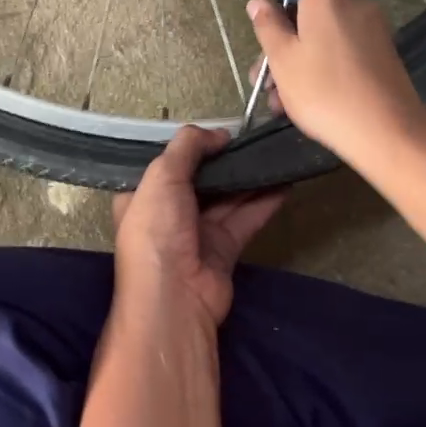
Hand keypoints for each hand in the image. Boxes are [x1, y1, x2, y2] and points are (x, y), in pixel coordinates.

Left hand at [111, 127, 285, 325]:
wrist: (174, 296)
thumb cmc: (157, 229)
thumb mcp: (161, 175)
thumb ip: (187, 147)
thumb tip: (218, 133)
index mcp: (142, 193)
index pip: (166, 163)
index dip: (191, 146)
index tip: (219, 130)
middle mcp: (167, 211)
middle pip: (200, 178)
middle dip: (224, 160)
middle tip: (253, 138)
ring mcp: (196, 231)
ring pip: (226, 197)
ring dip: (248, 178)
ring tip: (272, 153)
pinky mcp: (224, 248)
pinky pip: (245, 219)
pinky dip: (263, 202)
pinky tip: (284, 182)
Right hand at [247, 0, 425, 161]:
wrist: (389, 136)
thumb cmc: (326, 91)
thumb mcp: (282, 60)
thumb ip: (268, 27)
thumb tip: (259, 2)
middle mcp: (355, 6)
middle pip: (316, 4)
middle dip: (287, 32)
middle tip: (265, 69)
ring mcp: (372, 33)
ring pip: (325, 34)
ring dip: (299, 58)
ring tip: (278, 98)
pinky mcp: (382, 59)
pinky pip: (342, 52)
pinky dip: (321, 69)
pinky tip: (301, 104)